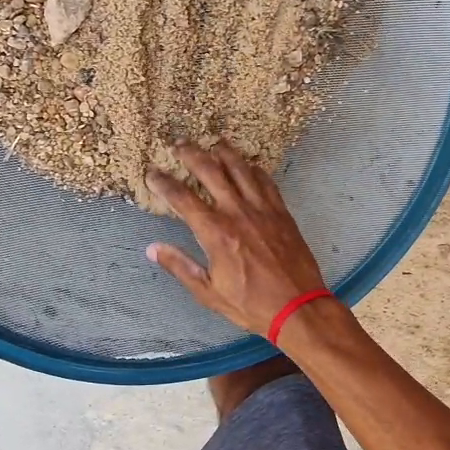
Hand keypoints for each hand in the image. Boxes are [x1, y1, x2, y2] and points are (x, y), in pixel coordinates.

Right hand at [144, 142, 328, 337]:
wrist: (298, 307)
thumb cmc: (251, 304)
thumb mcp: (209, 292)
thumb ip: (180, 266)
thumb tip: (153, 249)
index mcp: (215, 233)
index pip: (182, 198)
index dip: (163, 183)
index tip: (152, 173)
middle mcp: (238, 213)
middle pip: (211, 172)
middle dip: (192, 155)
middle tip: (179, 145)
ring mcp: (262, 209)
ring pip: (240, 169)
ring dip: (224, 153)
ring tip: (213, 143)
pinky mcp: (281, 212)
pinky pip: (266, 181)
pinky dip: (253, 169)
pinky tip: (248, 164)